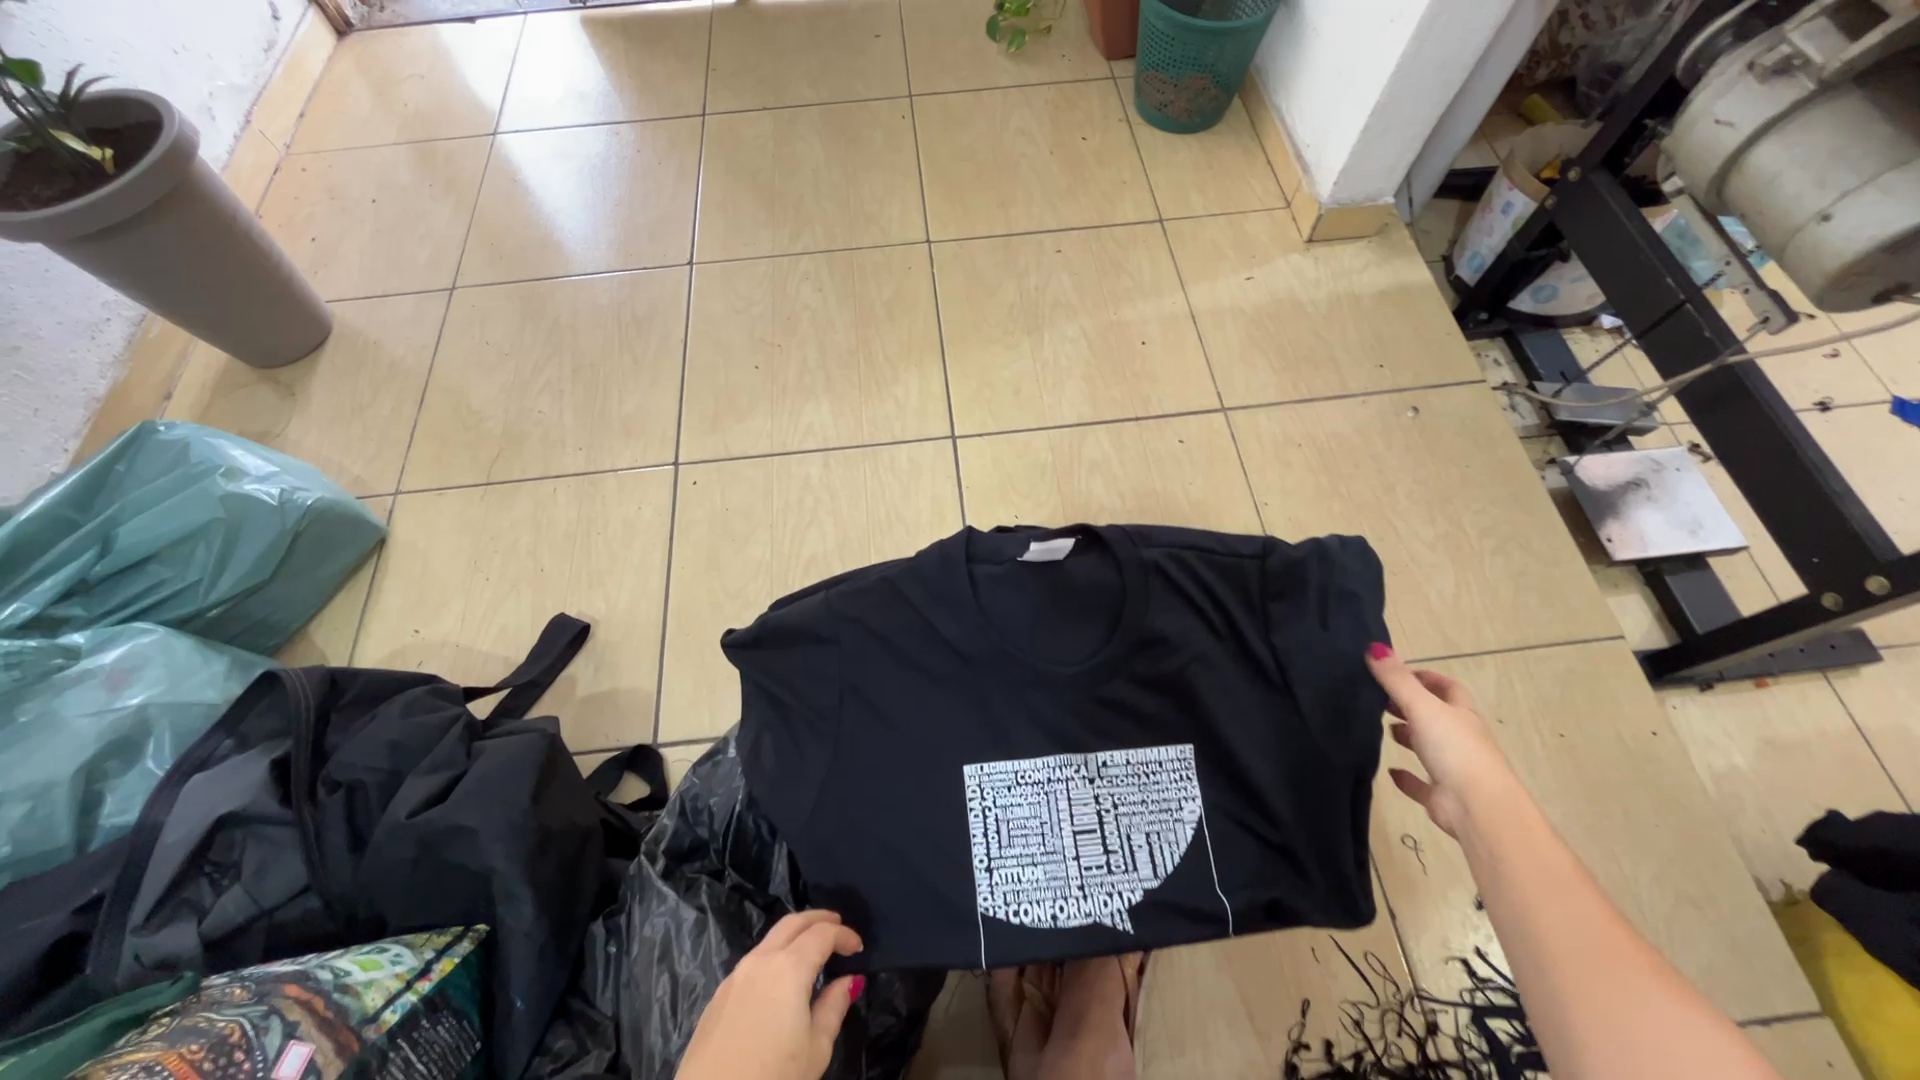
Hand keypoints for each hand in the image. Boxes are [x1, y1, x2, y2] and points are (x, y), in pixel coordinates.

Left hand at [676, 910, 865, 1079]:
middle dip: (818, 919)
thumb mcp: (816, 1048)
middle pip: (791, 923)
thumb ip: (833, 1007)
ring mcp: (734, 977)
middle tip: (838, 926)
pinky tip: (781, 980)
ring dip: (794, 936)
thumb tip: (847, 980)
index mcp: (788, 969)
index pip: (822, 934)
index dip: (844, 934)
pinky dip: (774, 956)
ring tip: (812, 951)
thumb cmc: (773, 1078)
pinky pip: (753, 962)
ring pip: (769, 940)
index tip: (858, 947)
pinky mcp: (719, 996)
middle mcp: (759, 962)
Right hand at [1366, 643, 1518, 837]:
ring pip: (1429, 746)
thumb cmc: (1454, 749)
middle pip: (1436, 715)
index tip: (1396, 672)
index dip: (1425, 677)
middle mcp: (1460, 737)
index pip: (1447, 687)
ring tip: (1382, 728)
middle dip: (1411, 704)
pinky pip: (1420, 781)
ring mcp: (1452, 767)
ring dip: (1408, 736)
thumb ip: (1396, 679)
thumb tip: (1374, 647)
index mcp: (1462, 714)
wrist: (1477, 806)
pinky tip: (1390, 771)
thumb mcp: (1422, 706)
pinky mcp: (1440, 794)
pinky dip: (1405, 775)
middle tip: (1379, 698)